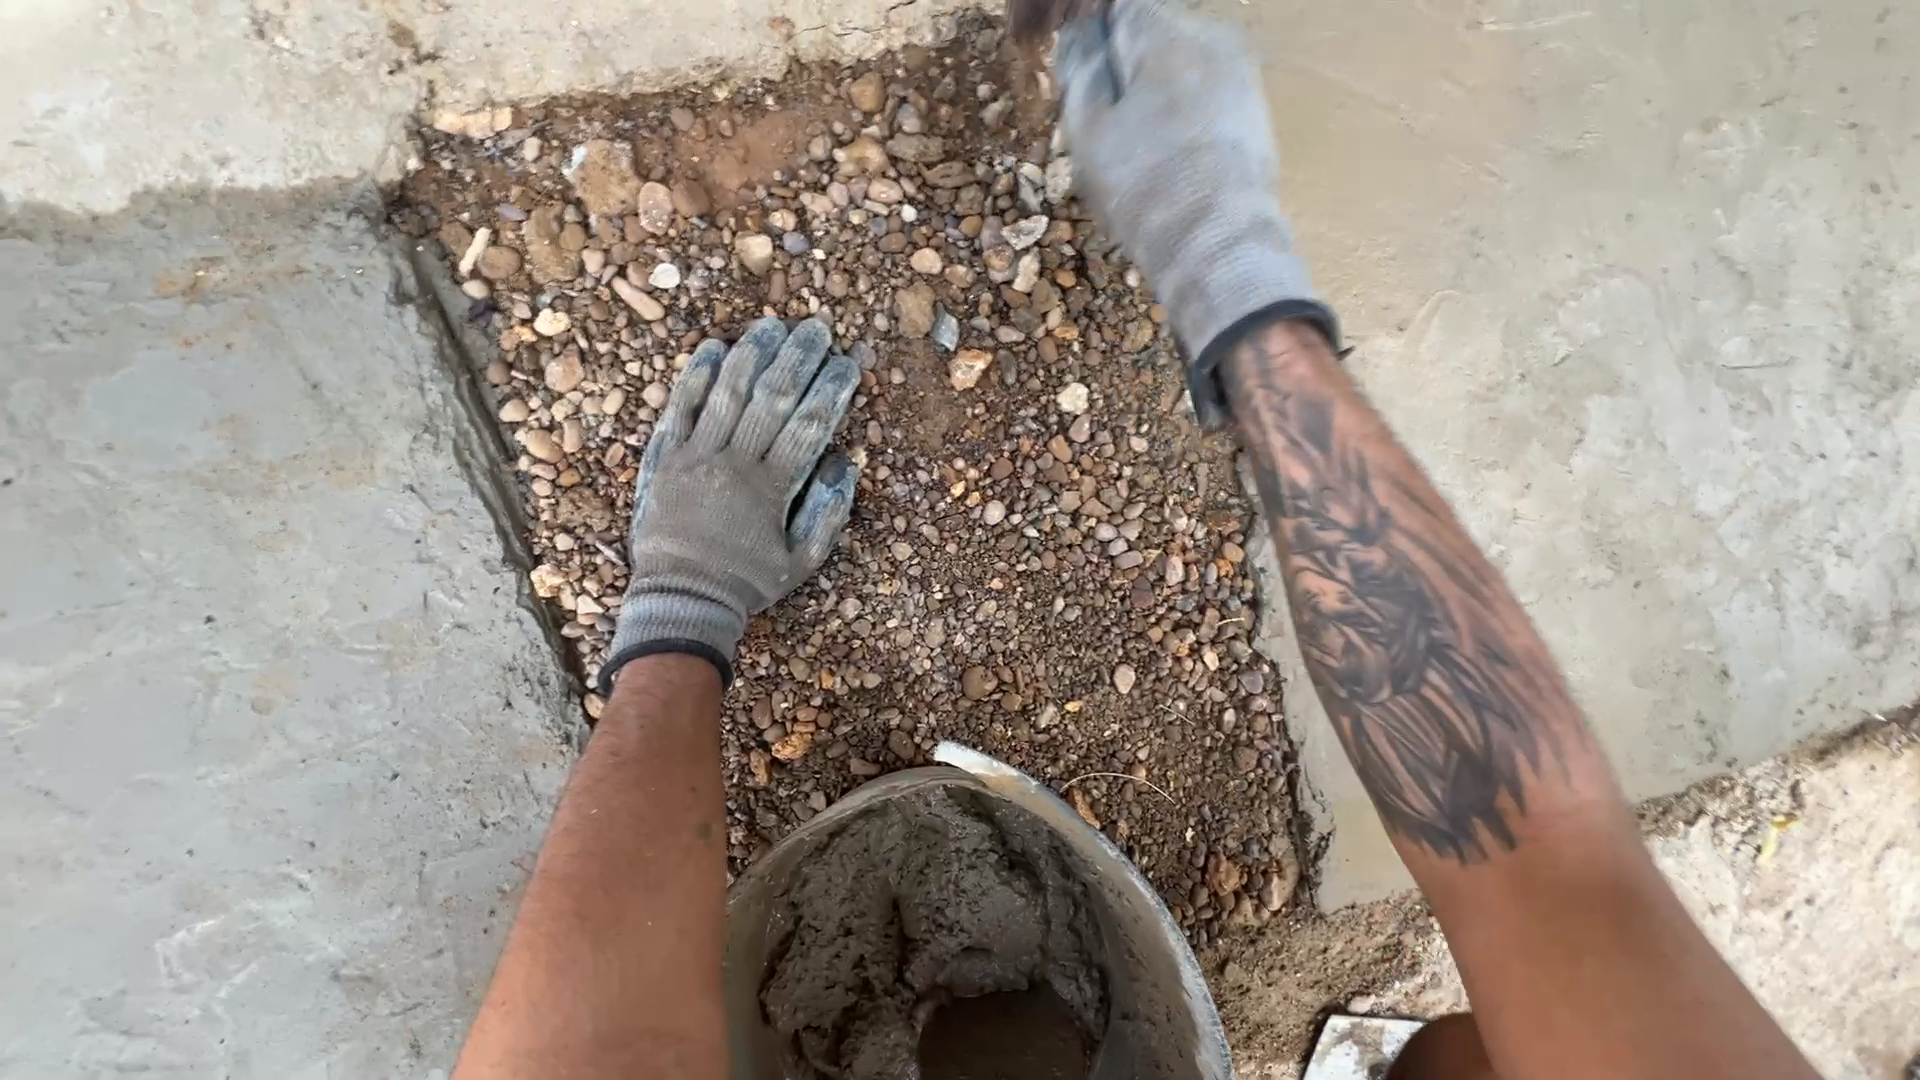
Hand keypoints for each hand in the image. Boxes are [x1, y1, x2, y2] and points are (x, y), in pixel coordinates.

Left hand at [599, 317, 858, 690]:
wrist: (679, 598)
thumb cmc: (746, 582)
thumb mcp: (801, 563)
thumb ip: (826, 516)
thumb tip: (844, 466)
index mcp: (771, 487)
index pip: (808, 426)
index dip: (831, 390)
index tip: (848, 363)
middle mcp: (735, 462)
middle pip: (771, 400)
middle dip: (798, 360)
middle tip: (818, 329)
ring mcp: (696, 456)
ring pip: (727, 394)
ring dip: (752, 356)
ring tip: (772, 326)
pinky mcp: (665, 459)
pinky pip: (679, 410)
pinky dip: (694, 378)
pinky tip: (712, 348)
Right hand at [1053, 0, 1335, 425]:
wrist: (1217, 246)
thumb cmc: (1144, 187)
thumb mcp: (1090, 131)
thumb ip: (1081, 72)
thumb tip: (1080, 38)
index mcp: (1167, 31)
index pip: (1119, 7)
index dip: (1088, 36)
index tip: (1073, 76)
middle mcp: (1214, 37)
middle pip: (1153, 36)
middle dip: (1122, 70)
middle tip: (1098, 125)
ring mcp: (1243, 78)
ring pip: (1180, 71)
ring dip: (1151, 98)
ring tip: (1132, 155)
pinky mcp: (1256, 118)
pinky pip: (1205, 101)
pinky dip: (1179, 120)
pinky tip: (1168, 165)